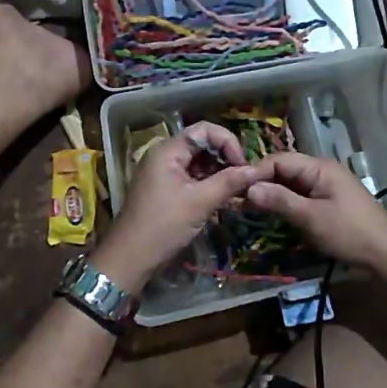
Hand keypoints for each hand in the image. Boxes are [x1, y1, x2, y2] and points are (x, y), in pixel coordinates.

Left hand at [97, 122, 265, 288]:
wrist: (130, 258)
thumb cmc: (163, 226)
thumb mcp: (200, 203)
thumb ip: (229, 182)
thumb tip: (256, 170)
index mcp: (168, 151)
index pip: (204, 130)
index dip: (227, 142)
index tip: (242, 165)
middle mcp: (164, 155)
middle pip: (202, 144)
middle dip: (225, 158)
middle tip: (244, 179)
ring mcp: (164, 172)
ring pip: (199, 162)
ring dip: (219, 173)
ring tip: (238, 190)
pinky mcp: (166, 188)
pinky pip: (192, 177)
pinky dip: (209, 184)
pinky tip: (224, 198)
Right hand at [244, 152, 386, 275]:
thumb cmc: (349, 233)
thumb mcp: (310, 217)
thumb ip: (279, 200)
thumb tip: (248, 187)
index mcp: (319, 167)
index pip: (279, 160)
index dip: (256, 171)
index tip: (234, 187)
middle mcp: (322, 171)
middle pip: (284, 169)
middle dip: (261, 182)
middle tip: (237, 199)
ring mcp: (327, 186)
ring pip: (291, 184)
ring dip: (272, 194)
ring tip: (248, 207)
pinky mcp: (329, 202)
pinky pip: (301, 196)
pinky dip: (285, 203)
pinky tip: (271, 213)